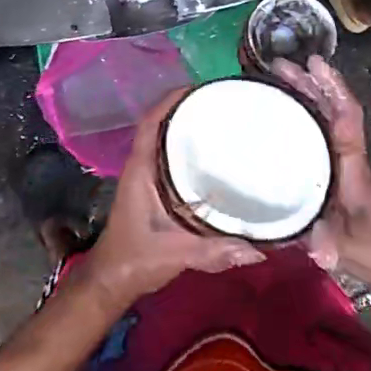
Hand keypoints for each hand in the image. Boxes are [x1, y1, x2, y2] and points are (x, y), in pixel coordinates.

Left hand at [78, 90, 263, 308]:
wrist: (112, 282)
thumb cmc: (135, 260)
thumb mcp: (174, 254)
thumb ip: (213, 252)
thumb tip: (258, 250)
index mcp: (141, 169)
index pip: (151, 122)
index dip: (170, 99)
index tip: (200, 87)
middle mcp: (143, 166)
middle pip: (163, 125)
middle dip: (188, 110)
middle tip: (224, 104)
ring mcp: (148, 178)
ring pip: (168, 141)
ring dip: (190, 129)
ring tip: (226, 122)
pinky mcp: (157, 191)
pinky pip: (173, 159)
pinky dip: (192, 152)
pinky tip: (218, 159)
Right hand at [270, 57, 370, 292]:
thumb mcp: (345, 251)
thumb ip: (329, 248)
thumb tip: (312, 248)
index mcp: (354, 169)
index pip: (348, 123)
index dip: (334, 93)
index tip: (315, 67)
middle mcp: (350, 157)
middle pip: (334, 110)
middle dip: (312, 83)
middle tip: (281, 64)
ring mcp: (343, 160)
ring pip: (328, 115)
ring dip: (308, 91)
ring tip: (281, 73)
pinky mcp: (335, 166)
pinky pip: (321, 128)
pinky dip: (306, 109)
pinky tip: (287, 104)